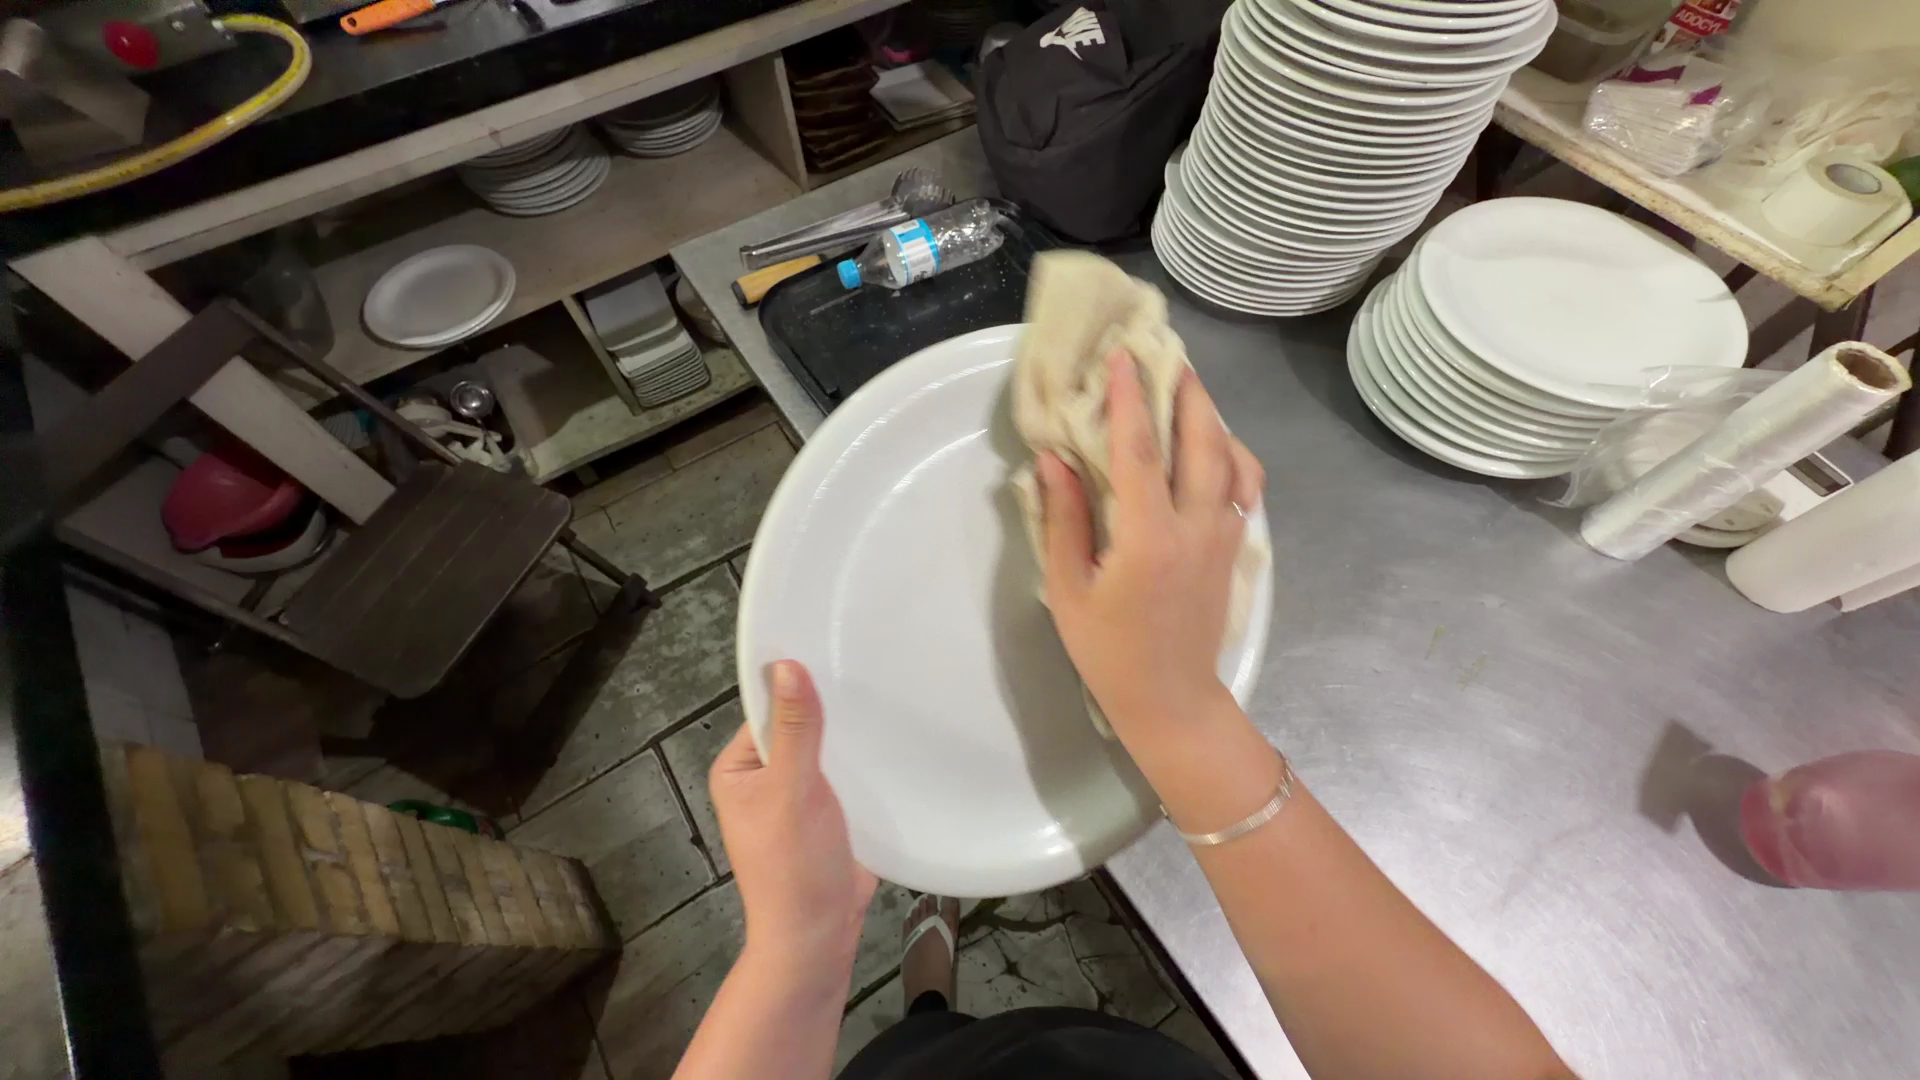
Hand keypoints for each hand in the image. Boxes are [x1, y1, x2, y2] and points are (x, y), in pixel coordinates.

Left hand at [711, 661, 877, 968]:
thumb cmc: (793, 863)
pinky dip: (863, 759)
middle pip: (799, 726)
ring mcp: (798, 793)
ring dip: (850, 735)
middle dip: (829, 710)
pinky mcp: (830, 808)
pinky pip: (845, 770)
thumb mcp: (792, 789)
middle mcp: (765, 776)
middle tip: (871, 673)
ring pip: (826, 748)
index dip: (797, 685)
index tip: (834, 652)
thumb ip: (794, 728)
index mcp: (738, 768)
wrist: (820, 933)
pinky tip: (891, 737)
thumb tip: (787, 665)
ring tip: (888, 697)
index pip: (768, 710)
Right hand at [1038, 351, 1263, 739]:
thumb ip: (1064, 519)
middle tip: (1167, 356)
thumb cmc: (1109, 650)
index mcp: (1148, 537)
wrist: (1171, 699)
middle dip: (1187, 392)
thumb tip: (1054, 460)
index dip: (1129, 399)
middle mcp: (1196, 526)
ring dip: (1213, 419)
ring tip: (1188, 395)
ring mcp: (1225, 536)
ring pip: (1234, 458)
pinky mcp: (1235, 547)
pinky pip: (1244, 485)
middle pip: (1203, 440)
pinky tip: (1210, 446)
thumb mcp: (1069, 588)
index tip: (1122, 357)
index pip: (1139, 451)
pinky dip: (1232, 453)